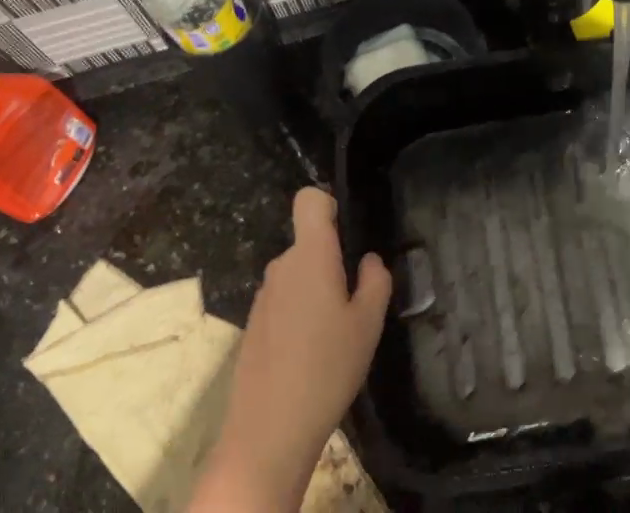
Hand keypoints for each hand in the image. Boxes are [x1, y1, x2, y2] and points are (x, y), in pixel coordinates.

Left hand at [196, 188, 390, 511]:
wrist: (269, 429)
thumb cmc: (327, 368)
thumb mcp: (368, 325)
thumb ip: (375, 282)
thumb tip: (369, 261)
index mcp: (309, 256)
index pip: (310, 200)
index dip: (331, 205)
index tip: (350, 237)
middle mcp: (281, 267)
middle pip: (309, 243)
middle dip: (333, 262)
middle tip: (357, 304)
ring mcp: (263, 297)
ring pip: (298, 276)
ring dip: (318, 292)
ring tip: (338, 336)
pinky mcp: (254, 325)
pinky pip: (284, 302)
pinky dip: (300, 315)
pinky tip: (313, 355)